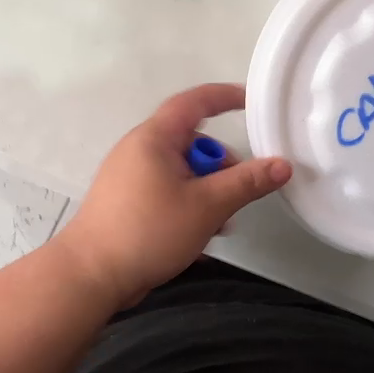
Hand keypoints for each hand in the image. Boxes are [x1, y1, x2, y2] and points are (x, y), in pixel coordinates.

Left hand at [52, 84, 290, 304]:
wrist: (90, 276)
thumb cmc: (149, 231)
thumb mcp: (208, 206)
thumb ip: (248, 182)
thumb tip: (283, 165)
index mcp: (155, 138)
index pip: (195, 102)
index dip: (226, 97)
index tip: (252, 102)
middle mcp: (139, 149)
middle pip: (192, 143)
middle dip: (221, 166)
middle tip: (236, 194)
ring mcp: (130, 176)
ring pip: (182, 171)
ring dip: (206, 191)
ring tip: (217, 224)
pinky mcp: (126, 202)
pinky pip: (167, 190)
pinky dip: (188, 203)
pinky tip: (197, 235)